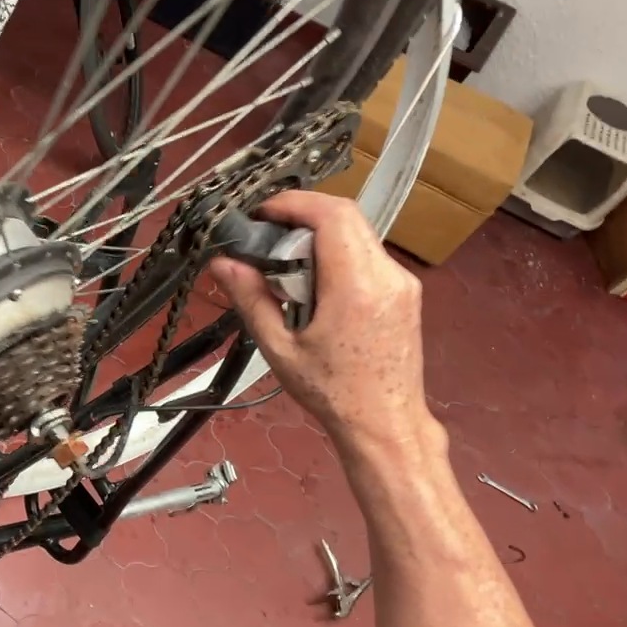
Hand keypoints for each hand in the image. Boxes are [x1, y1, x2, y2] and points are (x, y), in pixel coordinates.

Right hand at [208, 190, 430, 450]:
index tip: (260, 214)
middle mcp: (387, 274)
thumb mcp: (279, 348)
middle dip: (302, 214)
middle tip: (265, 233)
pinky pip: (366, 253)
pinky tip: (312, 281)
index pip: (331, 215)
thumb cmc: (330, 392)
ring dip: (318, 234)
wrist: (385, 423)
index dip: (293, 204)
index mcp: (356, 287)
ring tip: (284, 261)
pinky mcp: (404, 290)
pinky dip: (335, 253)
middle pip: (346, 215)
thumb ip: (252, 298)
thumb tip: (222, 262)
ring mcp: (401, 280)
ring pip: (357, 232)